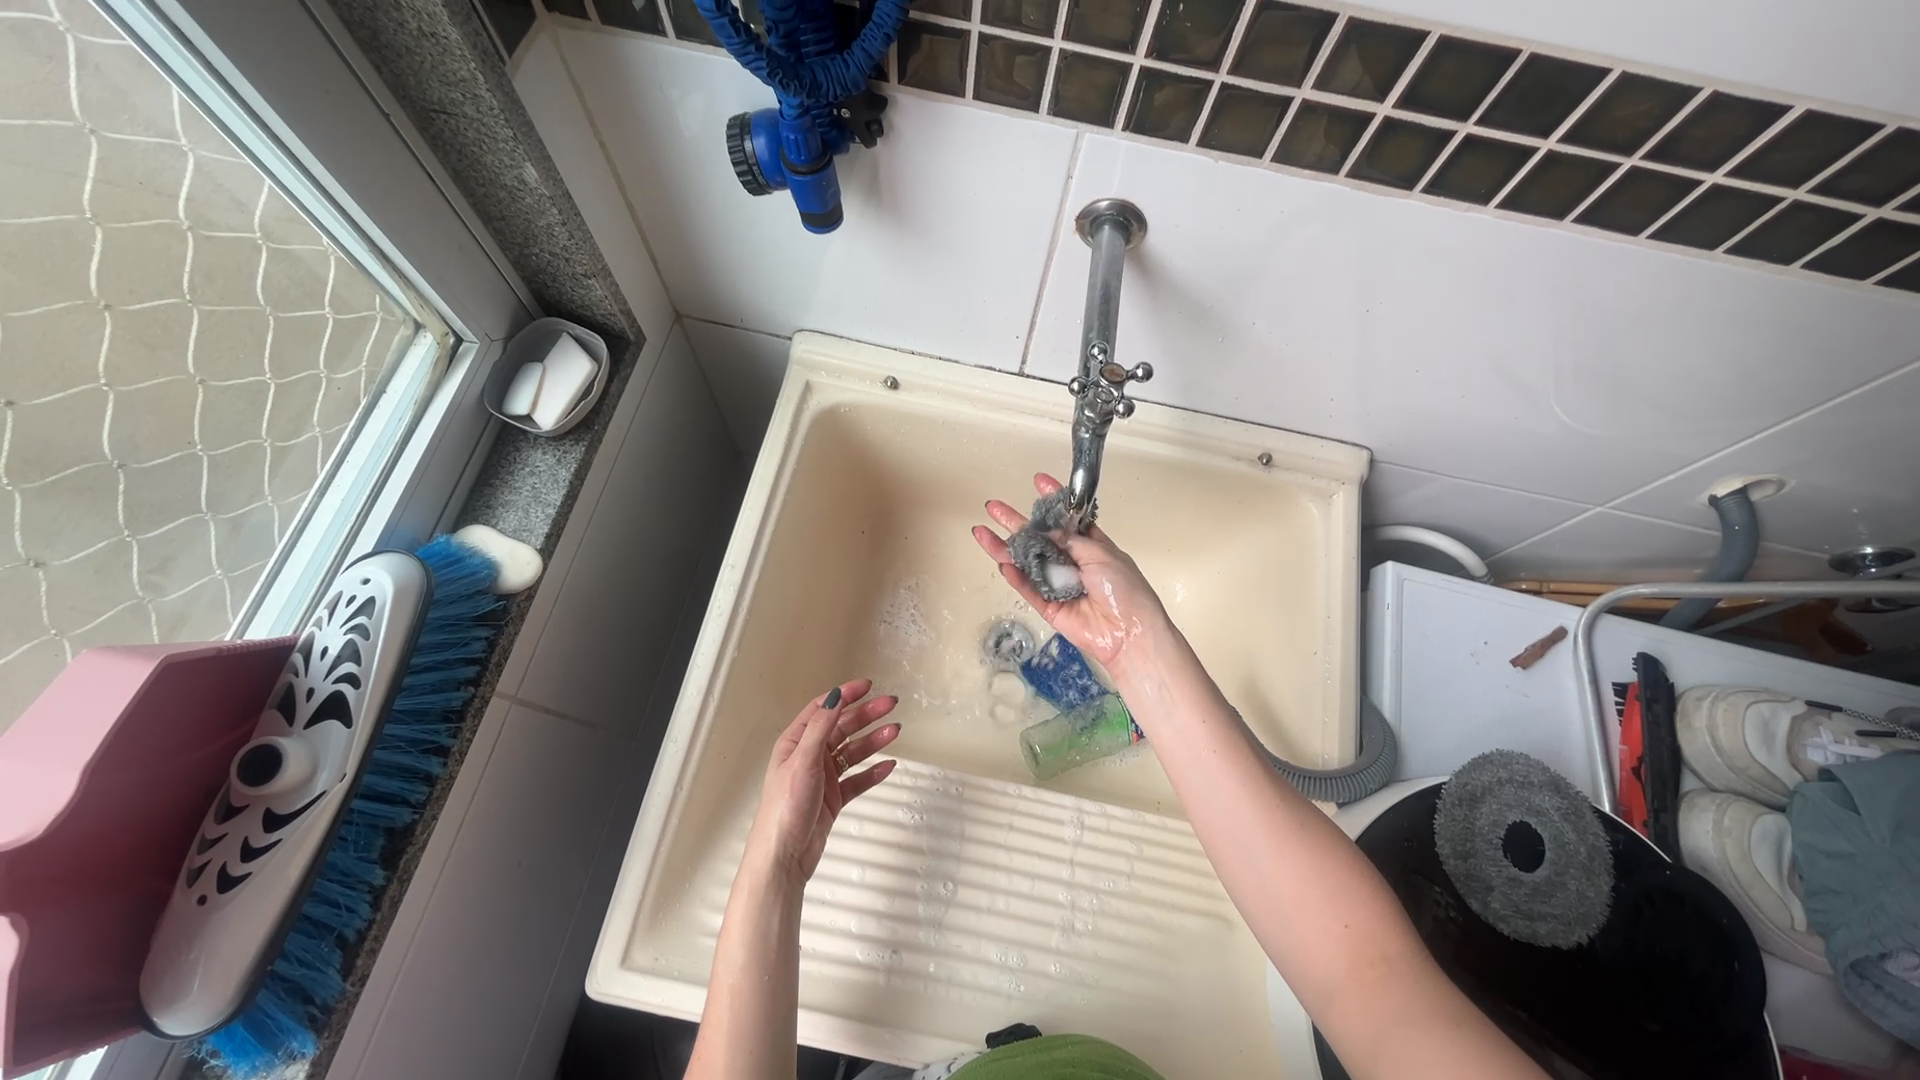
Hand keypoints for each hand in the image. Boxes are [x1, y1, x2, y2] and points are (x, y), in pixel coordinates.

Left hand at [747, 679, 899, 884]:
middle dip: (866, 715)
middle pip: (842, 728)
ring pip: (853, 752)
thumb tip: (834, 698)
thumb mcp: (803, 761)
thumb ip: (820, 728)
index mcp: (795, 743)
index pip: (823, 709)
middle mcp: (809, 757)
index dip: (845, 695)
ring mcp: (822, 778)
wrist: (783, 857)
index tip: (867, 686)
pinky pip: (858, 779)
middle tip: (890, 705)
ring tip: (894, 732)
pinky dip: (873, 772)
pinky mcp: (832, 799)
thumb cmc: (783, 810)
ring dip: (873, 741)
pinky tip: (888, 765)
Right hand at [972, 473, 1173, 683]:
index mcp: (1093, 547)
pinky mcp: (1049, 607)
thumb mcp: (1102, 555)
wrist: (1129, 633)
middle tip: (994, 508)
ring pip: (1026, 563)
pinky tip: (1001, 562)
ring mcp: (1058, 585)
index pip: (1068, 520)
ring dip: (1005, 547)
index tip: (1038, 482)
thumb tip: (1047, 532)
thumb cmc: (1125, 590)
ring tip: (982, 532)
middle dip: (1017, 522)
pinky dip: (1015, 576)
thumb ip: (1071, 542)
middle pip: (1039, 539)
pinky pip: (1028, 589)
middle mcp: (1073, 563)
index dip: (1053, 502)